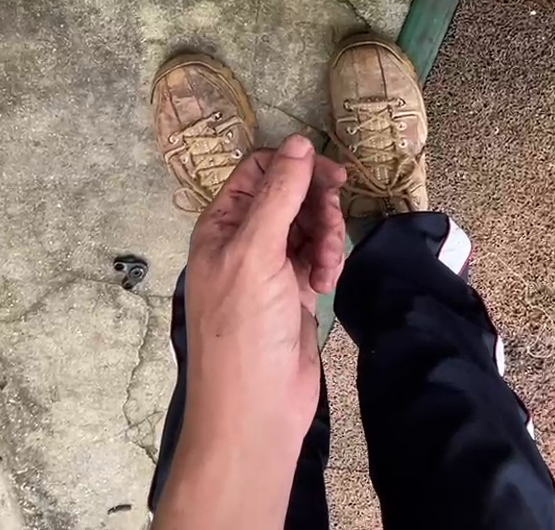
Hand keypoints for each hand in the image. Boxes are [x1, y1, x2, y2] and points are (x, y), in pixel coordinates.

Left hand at [154, 135, 344, 529]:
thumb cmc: (244, 330)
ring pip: (309, 223)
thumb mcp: (256, 252)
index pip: (260, 171)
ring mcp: (270, 265)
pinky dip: (328, 260)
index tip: (332, 175)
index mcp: (222, 223)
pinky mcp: (294, 288)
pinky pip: (318, 253)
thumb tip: (300, 142)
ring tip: (328, 264)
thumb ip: (279, 194)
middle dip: (316, 205)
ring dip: (326, 235)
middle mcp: (244, 238)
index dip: (295, 167)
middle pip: (290, 194)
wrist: (256, 411)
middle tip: (331, 224)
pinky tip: (327, 281)